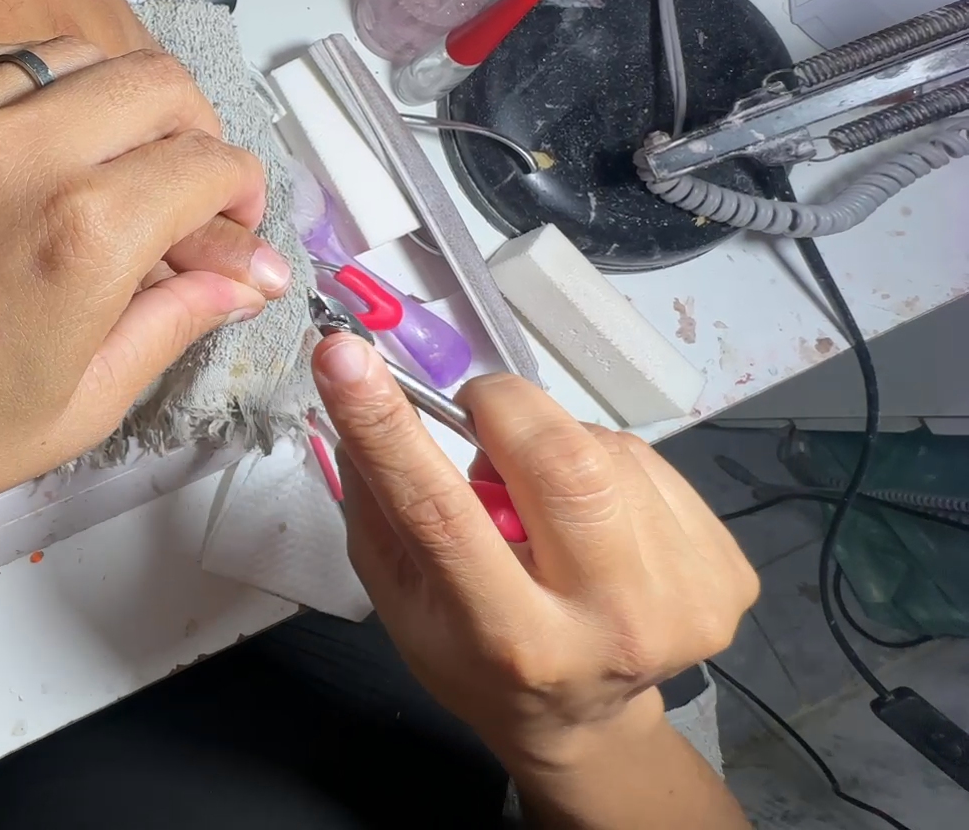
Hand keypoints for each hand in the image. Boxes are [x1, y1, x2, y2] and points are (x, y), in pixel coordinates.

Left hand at [0, 38, 287, 583]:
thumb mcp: (75, 406)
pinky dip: (38, 94)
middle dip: (195, 130)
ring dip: (117, 102)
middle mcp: (18, 159)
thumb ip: (171, 324)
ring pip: (78, 56)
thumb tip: (238, 283)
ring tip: (112, 164)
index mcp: (80, 237)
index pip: (207, 162)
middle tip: (187, 186)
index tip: (232, 221)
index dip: (240, 192)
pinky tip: (34, 149)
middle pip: (157, 84)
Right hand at [313, 335, 758, 773]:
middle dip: (500, 406)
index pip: (436, 510)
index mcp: (503, 636)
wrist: (580, 716)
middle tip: (470, 412)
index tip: (341, 354)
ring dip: (546, 440)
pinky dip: (593, 457)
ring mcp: (687, 601)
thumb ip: (372, 498)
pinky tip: (579, 509)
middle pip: (561, 465)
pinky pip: (644, 461)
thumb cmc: (460, 646)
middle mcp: (607, 624)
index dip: (385, 424)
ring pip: (603, 448)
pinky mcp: (730, 574)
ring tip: (526, 489)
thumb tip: (356, 398)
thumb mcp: (389, 587)